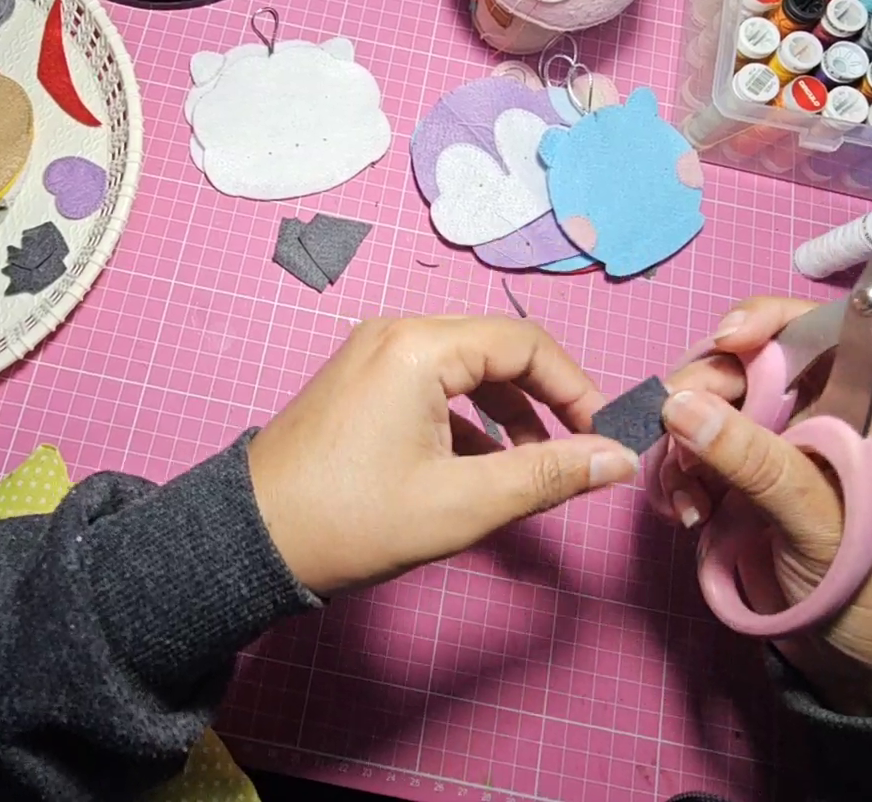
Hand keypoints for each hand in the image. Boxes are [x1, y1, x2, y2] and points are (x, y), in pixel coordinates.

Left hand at [249, 316, 639, 595]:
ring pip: (464, 367)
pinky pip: (431, 382)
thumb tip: (618, 457)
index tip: (602, 437)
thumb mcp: (462, 503)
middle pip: (495, 349)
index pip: (525, 342)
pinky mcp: (362, 378)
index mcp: (419, 347)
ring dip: (505, 410)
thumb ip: (547, 474)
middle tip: (574, 451)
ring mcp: (374, 352)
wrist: (254, 538)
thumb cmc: (353, 520)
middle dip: (542, 398)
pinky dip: (465, 416)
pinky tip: (479, 463)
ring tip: (530, 464)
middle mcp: (396, 333)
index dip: (575, 388)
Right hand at [654, 297, 871, 717]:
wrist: (870, 678)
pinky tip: (684, 512)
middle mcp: (814, 417)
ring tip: (684, 499)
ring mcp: (771, 448)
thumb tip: (680, 405)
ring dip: (679, 444)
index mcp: (865, 412)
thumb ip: (758, 464)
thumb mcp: (826, 530)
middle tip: (671, 431)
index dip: (767, 322)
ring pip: (705, 407)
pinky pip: (688, 451)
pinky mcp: (738, 479)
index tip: (723, 342)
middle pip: (743, 366)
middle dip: (701, 392)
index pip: (820, 334)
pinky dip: (675, 475)